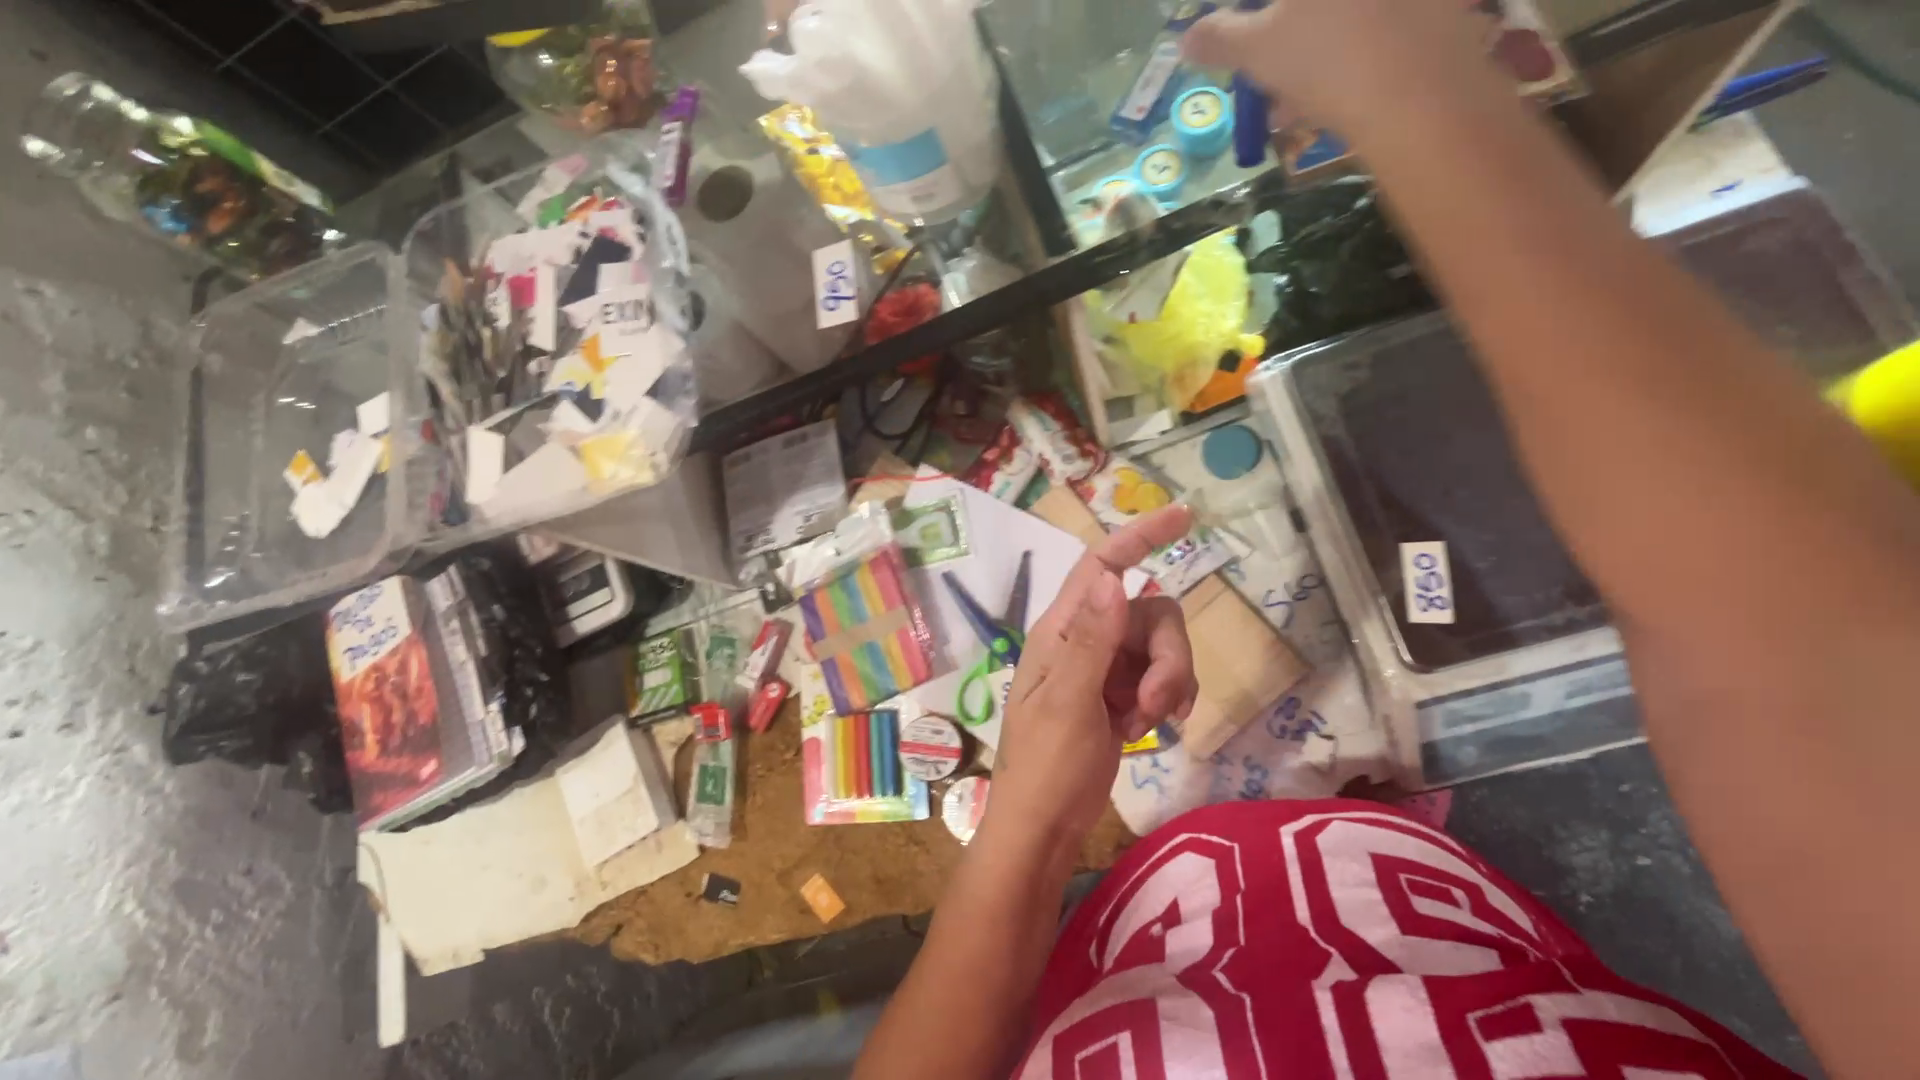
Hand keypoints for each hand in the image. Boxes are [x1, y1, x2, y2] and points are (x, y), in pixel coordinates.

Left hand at [988, 505, 1199, 844]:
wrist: (1046, 827)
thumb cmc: (1046, 766)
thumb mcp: (1068, 703)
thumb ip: (1092, 641)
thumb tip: (1112, 578)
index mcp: (1062, 631)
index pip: (1102, 565)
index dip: (1140, 537)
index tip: (1184, 516)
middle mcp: (1086, 640)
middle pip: (1151, 614)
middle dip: (1167, 657)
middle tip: (1152, 704)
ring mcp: (1105, 669)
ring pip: (1163, 648)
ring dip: (1168, 683)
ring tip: (1145, 723)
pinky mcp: (1121, 696)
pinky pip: (1163, 677)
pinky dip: (1169, 698)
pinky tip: (1156, 727)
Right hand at [1181, 0, 1508, 137]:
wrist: (1419, 97)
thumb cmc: (1325, 58)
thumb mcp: (1256, 50)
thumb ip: (1219, 38)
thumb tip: (1187, 38)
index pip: (1272, 1)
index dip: (1252, 19)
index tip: (1245, 45)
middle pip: (1311, 9)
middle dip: (1285, 33)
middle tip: (1268, 78)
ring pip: (1345, 19)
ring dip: (1314, 52)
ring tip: (1293, 104)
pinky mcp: (1441, 11)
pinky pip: (1381, 30)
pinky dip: (1353, 57)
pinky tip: (1336, 97)